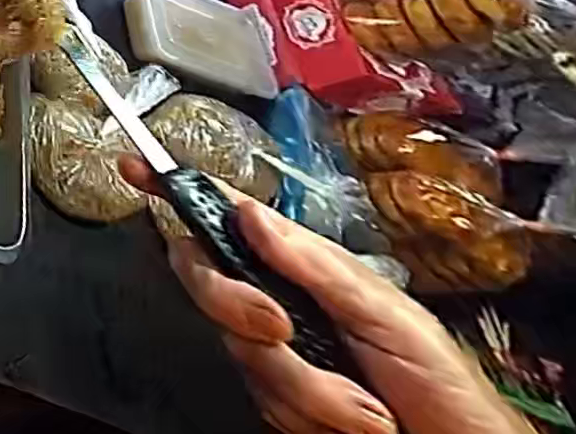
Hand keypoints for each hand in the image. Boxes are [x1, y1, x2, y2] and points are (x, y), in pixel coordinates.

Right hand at [121, 159, 527, 433]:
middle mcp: (268, 291)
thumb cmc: (441, 380)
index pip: (220, 211)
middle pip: (201, 272)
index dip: (172, 186)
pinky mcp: (272, 393)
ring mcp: (267, 343)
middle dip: (232, 302)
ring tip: (360, 408)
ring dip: (300, 382)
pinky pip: (257, 393)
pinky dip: (305, 413)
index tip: (134, 167)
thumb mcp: (386, 313)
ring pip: (231, 341)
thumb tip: (246, 211)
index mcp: (292, 258)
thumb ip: (313, 264)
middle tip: (280, 328)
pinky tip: (347, 421)